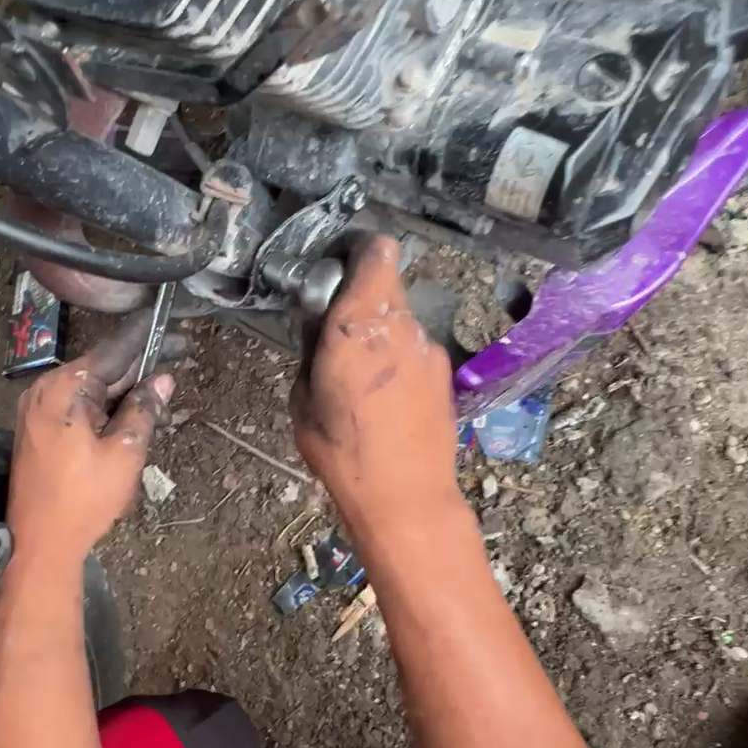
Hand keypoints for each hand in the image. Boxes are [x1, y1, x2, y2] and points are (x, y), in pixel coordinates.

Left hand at [7, 311, 172, 566]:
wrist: (39, 542)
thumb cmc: (84, 498)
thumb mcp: (124, 452)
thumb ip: (143, 409)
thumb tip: (162, 379)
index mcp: (64, 388)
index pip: (114, 351)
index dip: (147, 339)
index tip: (172, 327)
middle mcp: (44, 390)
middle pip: (101, 369)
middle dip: (138, 369)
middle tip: (175, 360)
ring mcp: (36, 409)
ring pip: (90, 389)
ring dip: (122, 391)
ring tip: (157, 391)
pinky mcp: (36, 428)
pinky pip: (76, 406)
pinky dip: (103, 407)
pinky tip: (127, 412)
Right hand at [292, 235, 464, 533]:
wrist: (405, 496)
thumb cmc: (343, 453)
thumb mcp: (303, 399)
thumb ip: (311, 349)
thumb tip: (317, 325)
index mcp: (358, 324)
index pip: (374, 251)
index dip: (355, 251)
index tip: (335, 272)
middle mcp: (401, 326)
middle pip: (384, 286)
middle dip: (359, 302)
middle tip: (335, 337)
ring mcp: (429, 349)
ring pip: (400, 321)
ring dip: (379, 334)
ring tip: (360, 379)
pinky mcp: (444, 373)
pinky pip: (415, 350)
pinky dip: (398, 360)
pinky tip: (386, 398)